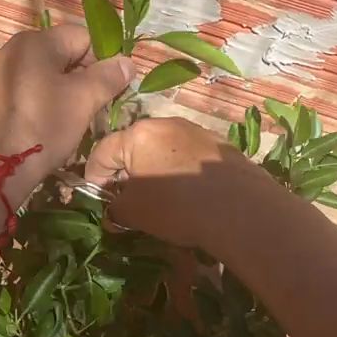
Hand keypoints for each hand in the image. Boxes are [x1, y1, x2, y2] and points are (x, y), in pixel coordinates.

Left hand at [0, 26, 133, 203]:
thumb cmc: (42, 128)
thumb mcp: (84, 101)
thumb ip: (108, 77)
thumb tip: (127, 62)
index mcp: (34, 41)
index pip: (82, 37)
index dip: (103, 60)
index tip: (111, 88)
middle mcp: (9, 50)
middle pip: (59, 55)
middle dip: (80, 77)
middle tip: (92, 107)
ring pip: (39, 75)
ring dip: (58, 91)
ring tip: (67, 120)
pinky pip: (20, 92)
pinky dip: (35, 103)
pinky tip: (40, 126)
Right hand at [84, 117, 272, 249]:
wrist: (241, 209)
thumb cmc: (176, 205)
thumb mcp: (134, 212)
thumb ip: (115, 208)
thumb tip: (114, 209)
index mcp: (137, 134)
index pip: (102, 152)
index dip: (94, 178)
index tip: (99, 200)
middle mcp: (164, 124)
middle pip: (133, 147)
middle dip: (125, 173)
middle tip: (127, 200)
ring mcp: (194, 131)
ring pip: (161, 150)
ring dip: (153, 171)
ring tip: (159, 199)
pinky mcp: (218, 144)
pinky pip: (186, 157)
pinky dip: (179, 173)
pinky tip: (188, 196)